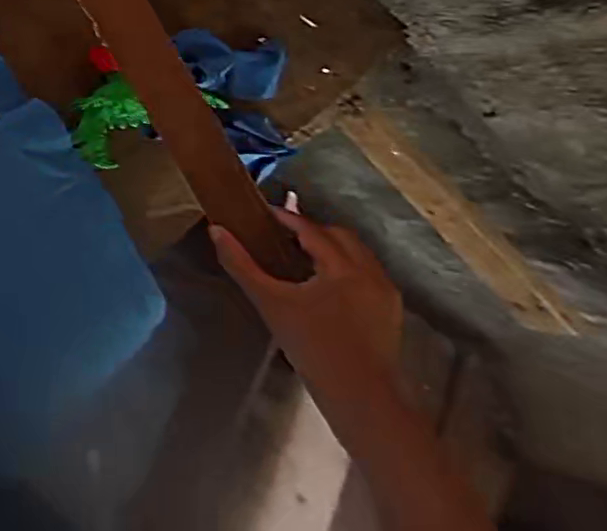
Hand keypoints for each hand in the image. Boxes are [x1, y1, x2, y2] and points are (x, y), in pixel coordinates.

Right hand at [212, 208, 403, 399]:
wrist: (360, 395)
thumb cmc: (311, 344)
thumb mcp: (269, 301)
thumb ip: (240, 263)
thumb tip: (216, 230)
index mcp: (344, 268)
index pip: (312, 230)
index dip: (285, 217)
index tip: (261, 212)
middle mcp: (371, 274)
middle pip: (340, 236)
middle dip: (310, 229)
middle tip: (278, 232)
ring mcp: (386, 293)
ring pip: (356, 253)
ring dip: (328, 245)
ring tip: (296, 252)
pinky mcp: (389, 310)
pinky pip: (365, 272)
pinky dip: (342, 264)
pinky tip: (320, 279)